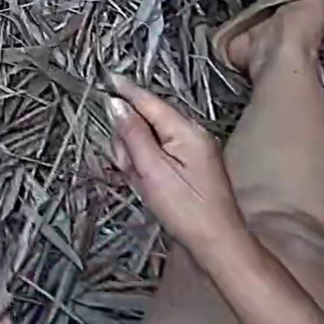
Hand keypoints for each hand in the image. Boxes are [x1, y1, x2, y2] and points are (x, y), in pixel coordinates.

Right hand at [106, 74, 250, 261]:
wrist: (217, 245)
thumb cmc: (187, 210)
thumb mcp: (152, 169)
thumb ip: (132, 133)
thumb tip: (116, 104)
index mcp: (186, 131)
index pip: (148, 101)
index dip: (125, 91)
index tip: (106, 78)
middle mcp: (192, 134)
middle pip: (145, 119)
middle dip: (128, 138)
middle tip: (129, 165)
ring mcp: (192, 148)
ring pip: (147, 136)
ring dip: (135, 154)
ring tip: (141, 179)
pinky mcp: (190, 162)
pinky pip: (157, 150)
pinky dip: (146, 162)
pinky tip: (148, 182)